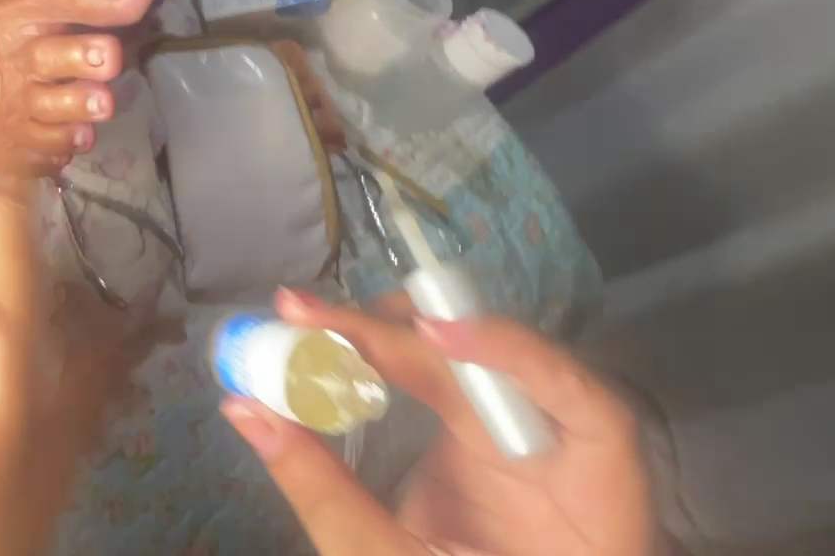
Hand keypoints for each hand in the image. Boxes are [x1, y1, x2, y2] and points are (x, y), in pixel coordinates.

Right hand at [222, 290, 653, 555]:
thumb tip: (243, 407)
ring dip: (386, 333)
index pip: (592, 413)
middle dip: (402, 334)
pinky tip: (334, 344)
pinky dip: (382, 357)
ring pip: (459, 362)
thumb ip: (325, 492)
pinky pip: (433, 379)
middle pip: (496, 368)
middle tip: (313, 316)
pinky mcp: (473, 441)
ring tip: (310, 320)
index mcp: (591, 518)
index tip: (429, 332)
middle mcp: (562, 464)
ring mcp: (515, 447)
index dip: (518, 356)